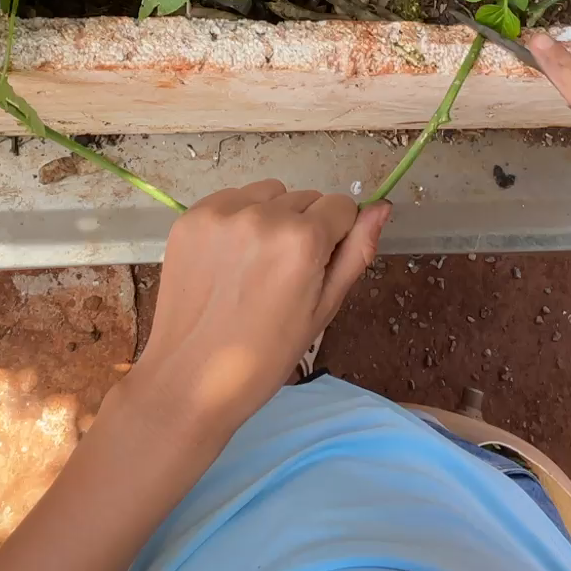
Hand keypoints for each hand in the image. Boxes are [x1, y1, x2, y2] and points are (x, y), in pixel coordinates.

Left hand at [129, 180, 389, 430]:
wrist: (189, 378)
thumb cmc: (266, 355)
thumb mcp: (324, 309)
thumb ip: (357, 252)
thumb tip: (381, 207)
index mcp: (303, 240)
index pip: (342, 206)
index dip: (337, 235)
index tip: (317, 267)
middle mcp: (263, 215)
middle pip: (306, 197)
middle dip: (305, 226)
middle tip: (283, 273)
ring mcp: (222, 213)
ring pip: (270, 192)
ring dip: (272, 215)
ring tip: (255, 262)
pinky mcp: (192, 215)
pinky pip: (233, 197)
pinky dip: (238, 218)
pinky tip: (228, 257)